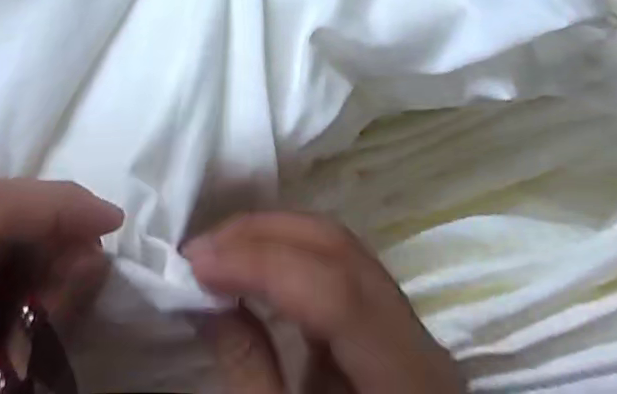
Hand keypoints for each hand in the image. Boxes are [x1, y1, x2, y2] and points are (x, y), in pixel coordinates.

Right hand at [186, 213, 464, 393]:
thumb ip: (248, 367)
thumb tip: (202, 293)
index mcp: (409, 381)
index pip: (336, 291)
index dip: (261, 265)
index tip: (196, 265)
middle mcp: (420, 342)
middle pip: (338, 250)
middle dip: (260, 237)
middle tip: (199, 251)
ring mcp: (408, 329)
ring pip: (337, 248)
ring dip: (268, 239)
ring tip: (215, 255)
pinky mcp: (386, 327)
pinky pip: (335, 268)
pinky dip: (285, 256)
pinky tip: (248, 269)